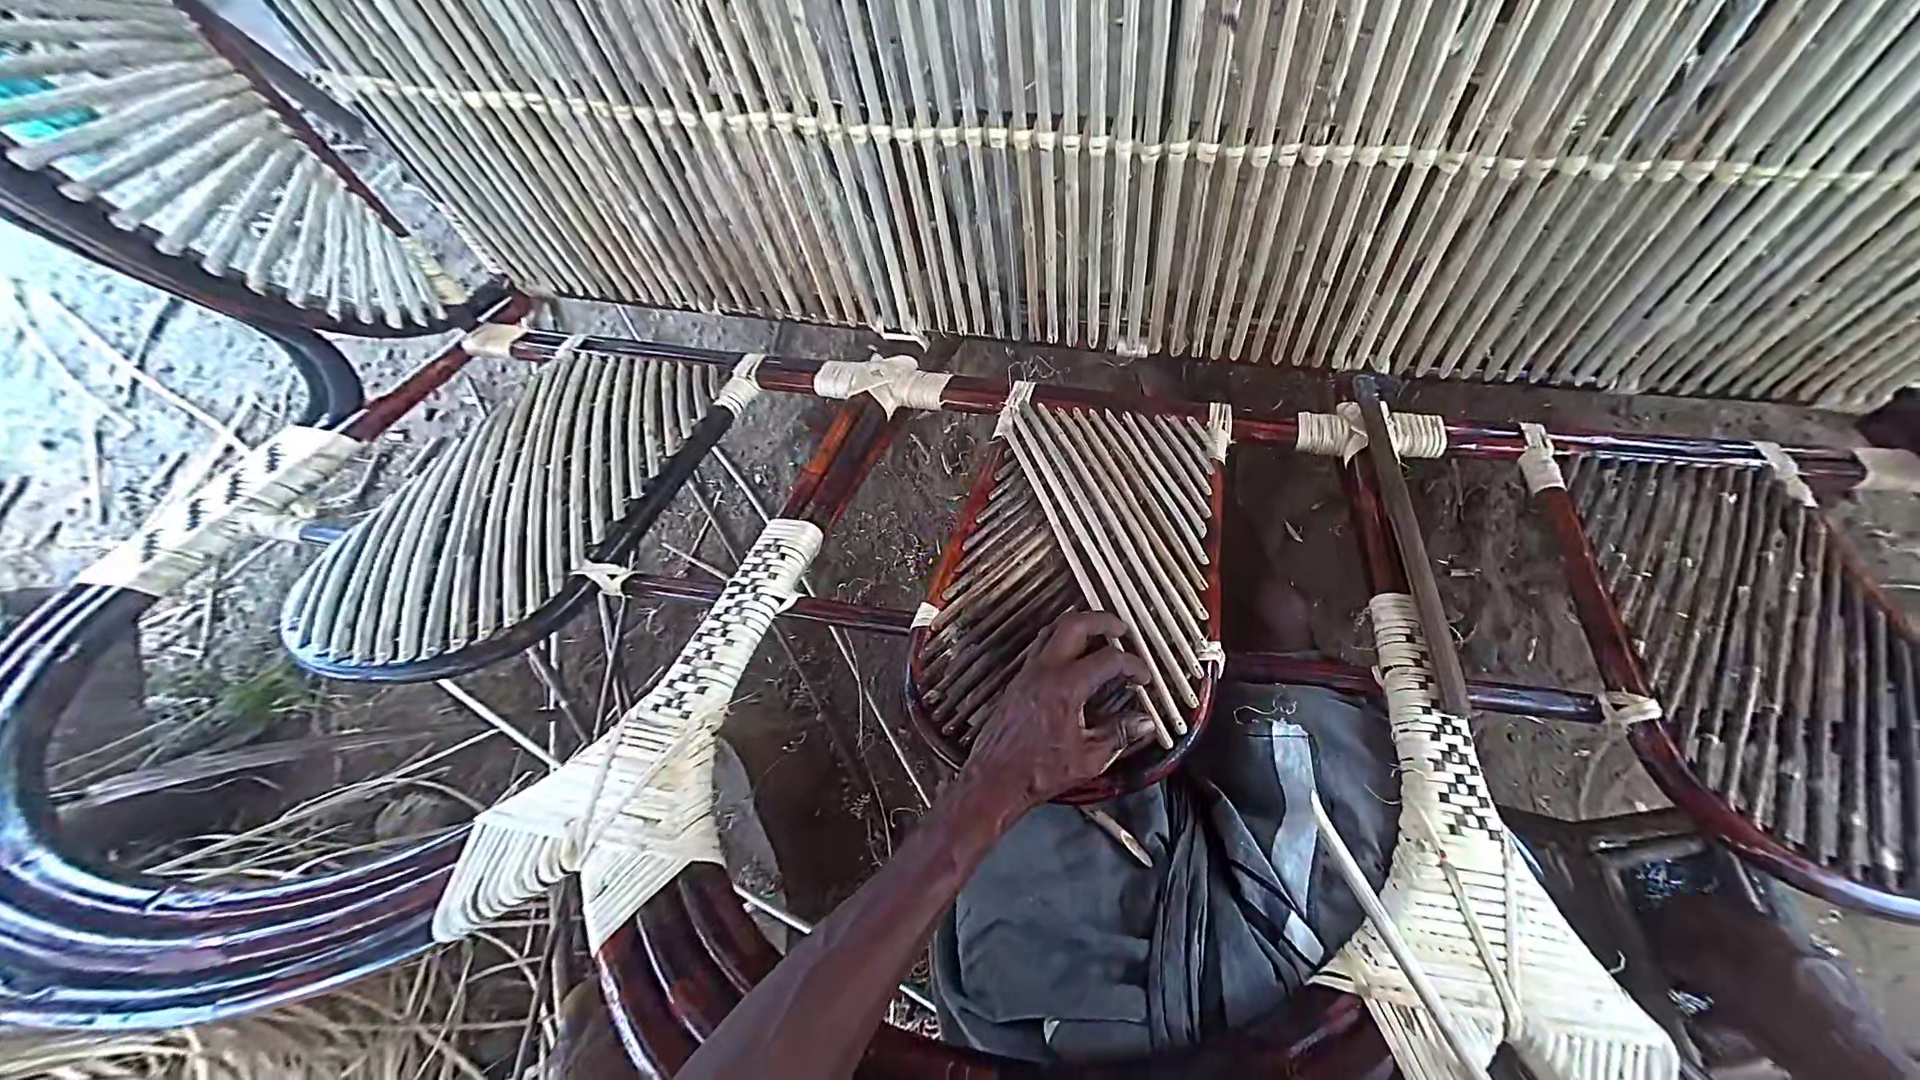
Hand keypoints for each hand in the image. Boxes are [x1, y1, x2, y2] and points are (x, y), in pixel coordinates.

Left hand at [961, 611, 1153, 813]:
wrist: (995, 778)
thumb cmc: (1037, 772)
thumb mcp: (1089, 758)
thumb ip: (1119, 734)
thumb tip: (1143, 723)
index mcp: (1065, 687)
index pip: (1108, 659)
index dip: (1133, 665)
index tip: (1143, 677)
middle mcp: (1044, 671)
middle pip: (1075, 624)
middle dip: (1103, 620)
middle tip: (1121, 629)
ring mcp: (1027, 673)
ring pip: (1052, 629)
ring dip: (1078, 625)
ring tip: (1098, 634)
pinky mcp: (1018, 681)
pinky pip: (1040, 646)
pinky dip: (1059, 640)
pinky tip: (1071, 655)